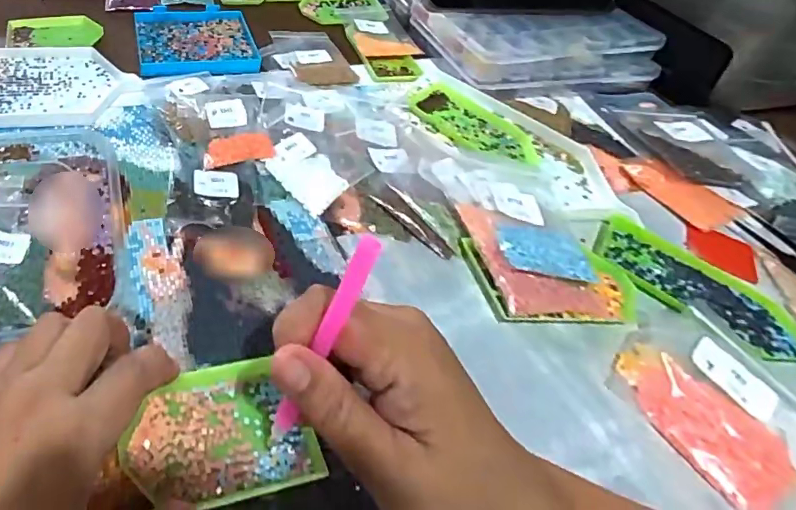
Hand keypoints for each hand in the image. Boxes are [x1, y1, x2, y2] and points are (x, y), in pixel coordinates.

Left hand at [0, 308, 177, 509]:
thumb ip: (133, 507)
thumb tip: (185, 502)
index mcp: (75, 433)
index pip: (132, 373)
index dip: (159, 363)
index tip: (169, 370)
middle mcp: (43, 390)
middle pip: (93, 324)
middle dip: (117, 336)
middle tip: (121, 368)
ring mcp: (5, 382)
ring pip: (54, 322)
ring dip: (75, 337)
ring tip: (80, 370)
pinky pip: (17, 342)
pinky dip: (38, 349)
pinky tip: (37, 382)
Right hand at [269, 288, 584, 509]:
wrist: (517, 508)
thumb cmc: (456, 494)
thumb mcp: (389, 464)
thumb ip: (333, 408)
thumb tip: (278, 357)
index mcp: (400, 342)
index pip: (323, 305)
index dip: (293, 337)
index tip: (287, 390)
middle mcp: (400, 320)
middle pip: (326, 311)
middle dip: (304, 353)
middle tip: (309, 414)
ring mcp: (404, 331)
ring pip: (334, 324)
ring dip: (319, 364)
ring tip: (334, 418)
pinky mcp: (404, 346)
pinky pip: (351, 339)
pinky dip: (336, 368)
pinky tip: (352, 408)